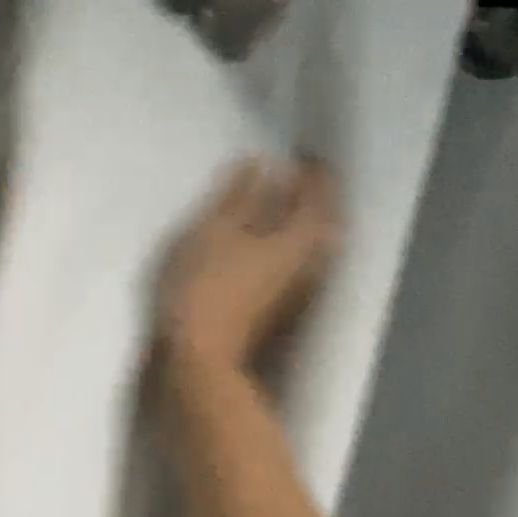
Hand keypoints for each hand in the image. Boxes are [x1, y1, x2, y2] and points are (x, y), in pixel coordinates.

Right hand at [161, 158, 338, 369]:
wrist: (198, 363)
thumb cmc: (203, 291)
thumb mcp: (211, 233)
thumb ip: (236, 195)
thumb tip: (257, 165)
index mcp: (306, 230)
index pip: (319, 182)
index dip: (304, 163)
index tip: (288, 152)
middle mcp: (316, 257)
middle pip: (317, 214)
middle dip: (299, 195)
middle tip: (275, 179)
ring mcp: (301, 288)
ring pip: (302, 243)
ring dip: (284, 225)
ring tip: (259, 213)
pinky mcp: (280, 310)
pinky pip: (286, 266)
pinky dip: (273, 251)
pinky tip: (250, 250)